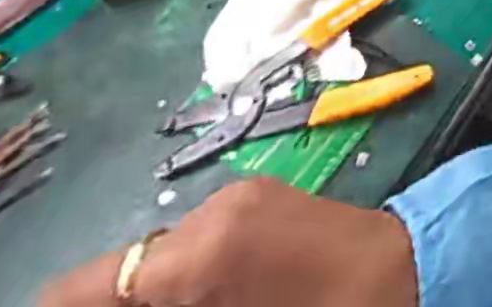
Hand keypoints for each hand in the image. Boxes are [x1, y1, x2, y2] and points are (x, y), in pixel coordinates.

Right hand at [37, 179, 417, 306]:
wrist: (409, 272)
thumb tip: (125, 299)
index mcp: (199, 255)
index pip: (81, 291)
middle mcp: (211, 211)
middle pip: (121, 278)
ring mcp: (239, 197)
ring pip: (160, 261)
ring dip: (153, 303)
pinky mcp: (260, 196)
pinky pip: (199, 244)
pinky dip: (187, 284)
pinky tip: (215, 304)